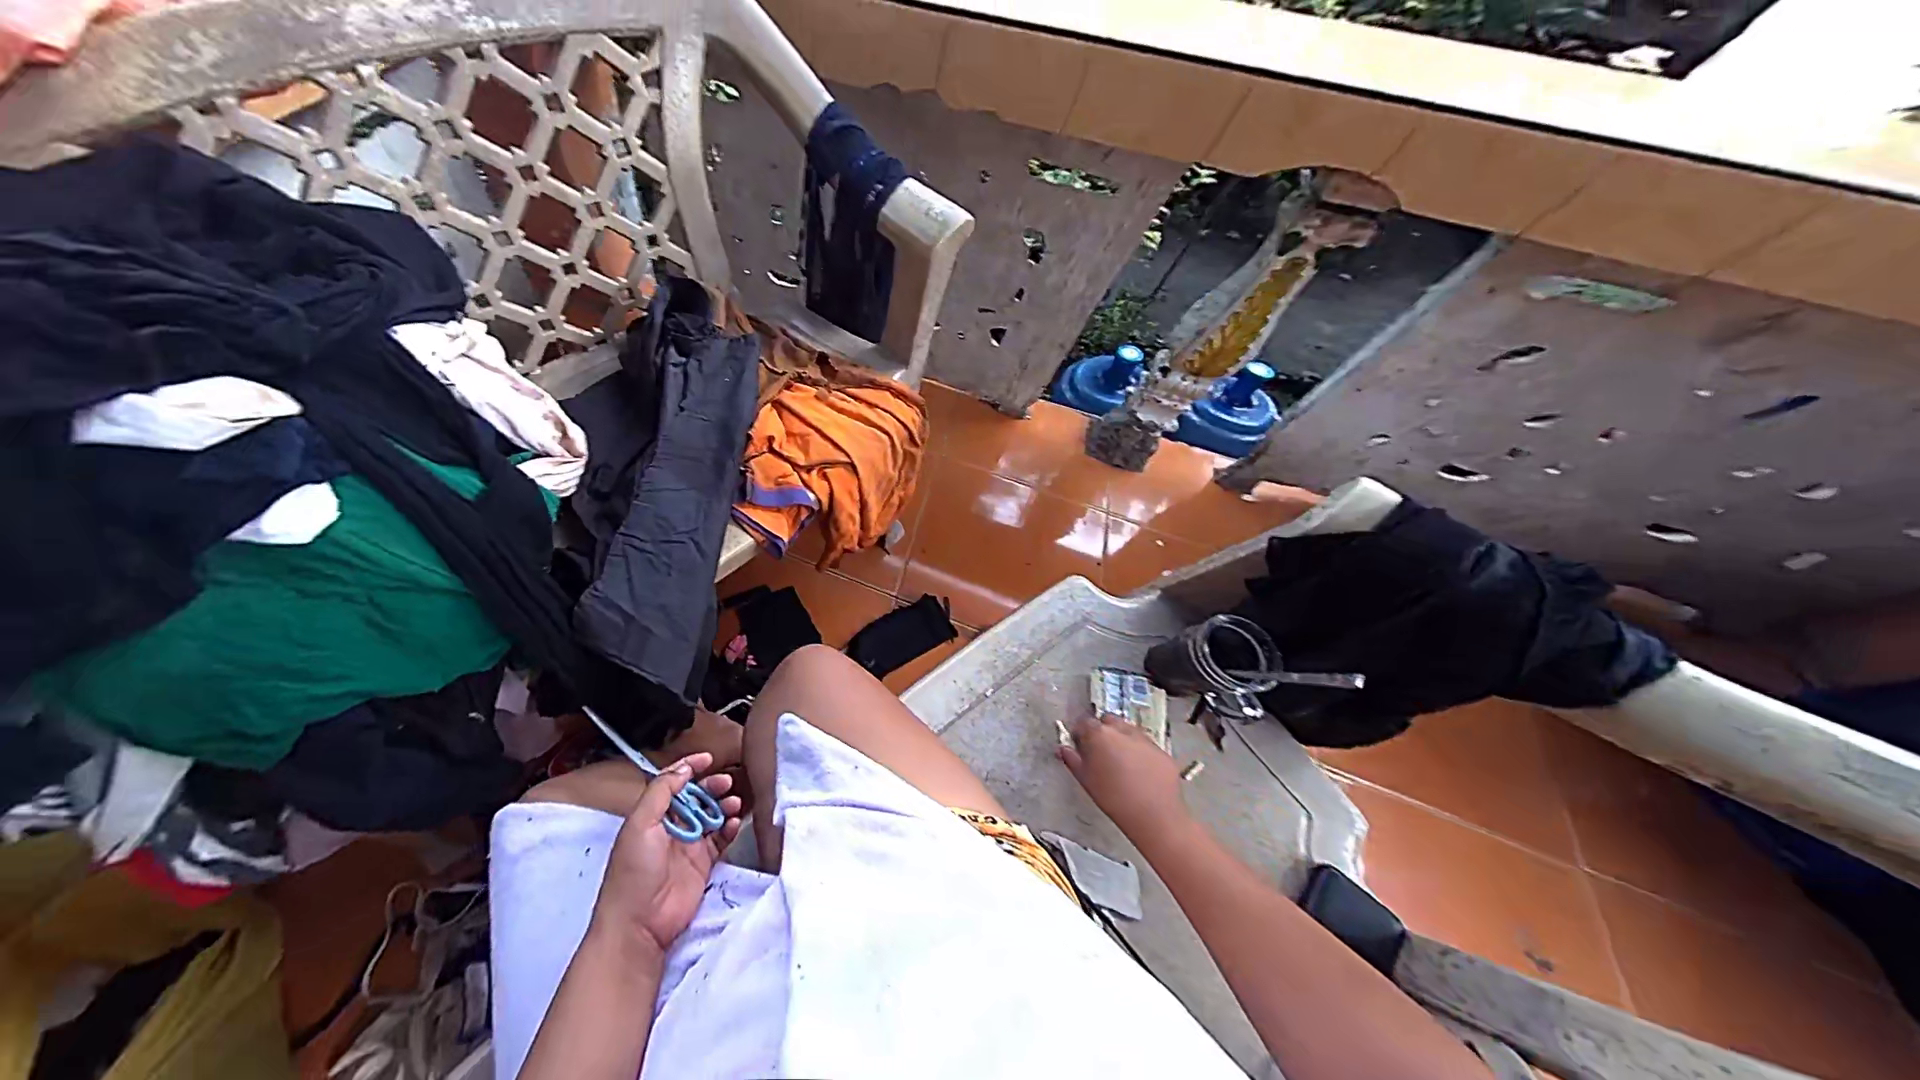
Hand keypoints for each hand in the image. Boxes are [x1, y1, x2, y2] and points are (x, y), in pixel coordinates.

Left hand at [591, 752, 744, 954]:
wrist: (639, 925)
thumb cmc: (634, 873)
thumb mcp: (640, 825)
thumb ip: (661, 792)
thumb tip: (683, 768)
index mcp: (651, 815)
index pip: (672, 783)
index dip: (689, 768)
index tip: (709, 758)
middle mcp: (671, 827)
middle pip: (697, 797)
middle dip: (712, 785)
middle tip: (726, 782)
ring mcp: (688, 846)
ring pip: (712, 815)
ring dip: (724, 805)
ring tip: (734, 803)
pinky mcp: (704, 863)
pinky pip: (722, 839)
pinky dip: (731, 828)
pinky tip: (734, 824)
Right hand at [1058, 713, 1188, 841]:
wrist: (1153, 814)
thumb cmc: (1112, 798)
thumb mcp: (1085, 780)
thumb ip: (1072, 760)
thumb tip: (1064, 748)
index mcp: (1100, 734)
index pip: (1084, 722)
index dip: (1080, 733)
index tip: (1079, 745)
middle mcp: (1123, 730)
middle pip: (1108, 721)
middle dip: (1102, 731)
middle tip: (1100, 752)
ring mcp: (1145, 739)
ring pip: (1129, 731)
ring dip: (1122, 739)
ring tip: (1121, 763)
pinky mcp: (1162, 751)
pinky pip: (1146, 746)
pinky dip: (1140, 752)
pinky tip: (1140, 772)